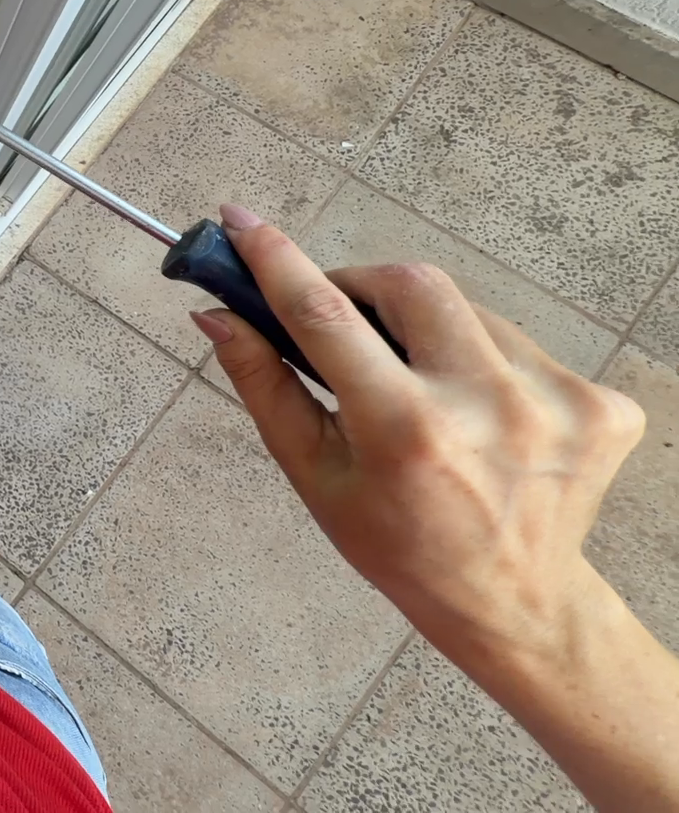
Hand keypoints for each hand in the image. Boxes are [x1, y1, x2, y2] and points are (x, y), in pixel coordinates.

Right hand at [191, 205, 646, 668]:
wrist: (514, 598)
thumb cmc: (386, 536)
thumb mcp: (304, 466)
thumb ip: (260, 381)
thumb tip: (216, 315)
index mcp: (404, 428)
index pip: (323, 315)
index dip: (275, 259)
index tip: (240, 220)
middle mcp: (490, 405)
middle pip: (409, 283)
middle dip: (355, 284)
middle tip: (329, 316)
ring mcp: (560, 400)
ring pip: (460, 305)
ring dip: (409, 320)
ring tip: (398, 373)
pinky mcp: (602, 402)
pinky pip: (507, 337)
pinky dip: (461, 348)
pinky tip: (456, 397)